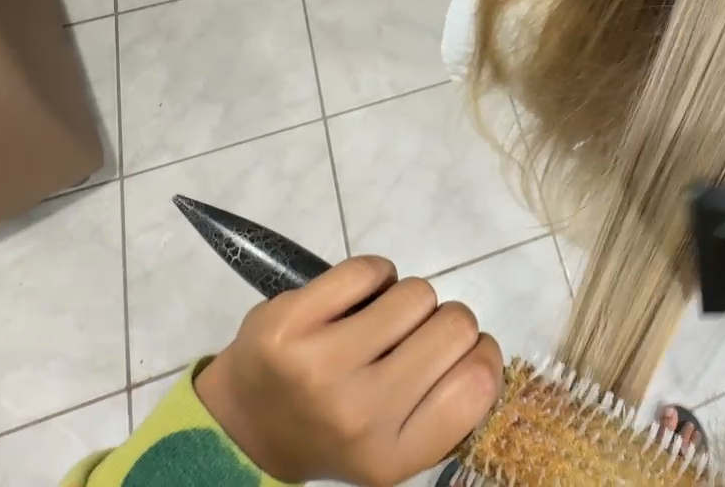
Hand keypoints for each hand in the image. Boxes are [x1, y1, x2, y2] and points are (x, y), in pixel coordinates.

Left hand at [193, 256, 502, 486]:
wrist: (243, 429)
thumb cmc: (336, 428)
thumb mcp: (395, 443)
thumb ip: (444, 404)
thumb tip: (481, 348)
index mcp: (393, 456)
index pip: (479, 382)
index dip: (482, 354)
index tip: (457, 356)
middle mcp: (359, 415)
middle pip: (456, 324)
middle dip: (441, 321)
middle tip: (407, 340)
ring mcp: (320, 367)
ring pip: (417, 292)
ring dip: (405, 299)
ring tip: (375, 324)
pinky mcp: (289, 324)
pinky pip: (370, 268)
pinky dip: (372, 275)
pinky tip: (349, 303)